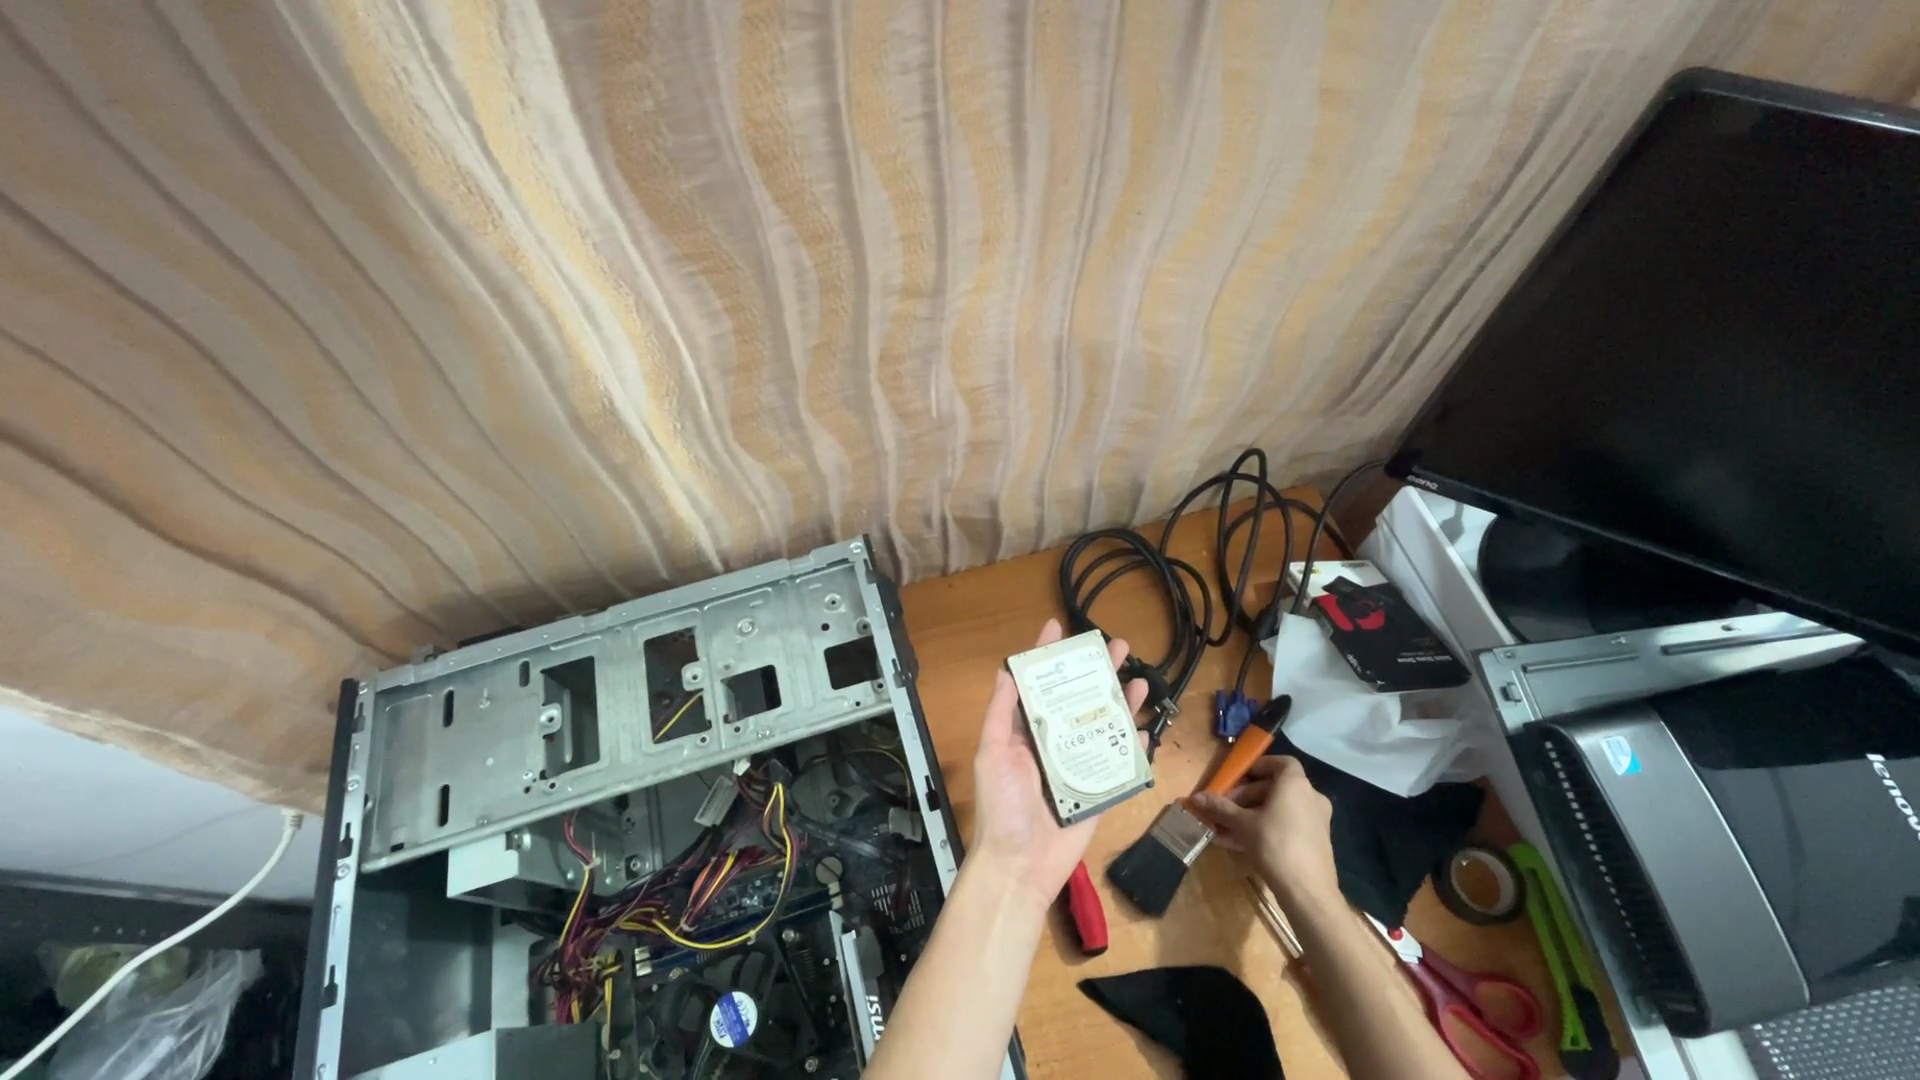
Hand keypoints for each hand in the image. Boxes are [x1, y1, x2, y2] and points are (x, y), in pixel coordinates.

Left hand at [967, 618, 1147, 908]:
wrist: (1020, 865)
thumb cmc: (1002, 806)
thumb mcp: (992, 753)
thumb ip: (1001, 713)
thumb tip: (1006, 670)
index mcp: (1025, 731)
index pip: (1036, 684)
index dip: (1046, 655)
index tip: (1058, 626)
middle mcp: (1052, 743)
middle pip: (1077, 699)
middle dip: (1096, 671)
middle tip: (1117, 645)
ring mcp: (1077, 766)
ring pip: (1103, 725)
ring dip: (1120, 701)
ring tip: (1140, 677)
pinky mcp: (1098, 791)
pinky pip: (1120, 764)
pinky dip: (1134, 747)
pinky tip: (1147, 728)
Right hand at [1189, 755, 1338, 908]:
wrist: (1308, 891)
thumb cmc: (1275, 844)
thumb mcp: (1242, 824)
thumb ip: (1220, 808)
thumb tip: (1196, 797)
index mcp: (1295, 785)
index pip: (1281, 763)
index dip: (1259, 766)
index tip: (1238, 777)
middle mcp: (1310, 798)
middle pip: (1275, 788)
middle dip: (1246, 796)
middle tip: (1225, 807)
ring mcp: (1315, 822)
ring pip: (1278, 810)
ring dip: (1251, 815)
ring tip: (1225, 828)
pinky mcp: (1314, 843)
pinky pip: (1285, 827)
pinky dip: (1264, 829)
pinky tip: (1238, 844)